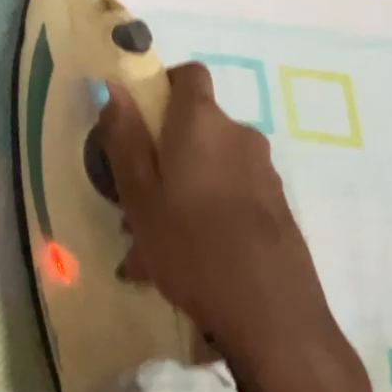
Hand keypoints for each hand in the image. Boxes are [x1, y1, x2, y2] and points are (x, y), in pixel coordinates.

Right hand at [100, 63, 370, 391]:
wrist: (273, 317)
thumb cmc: (191, 246)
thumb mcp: (139, 194)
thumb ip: (124, 136)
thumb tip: (114, 86)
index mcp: (202, 121)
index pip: (189, 73)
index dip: (163, 85)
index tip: (138, 120)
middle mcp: (238, 133)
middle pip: (196, 124)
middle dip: (165, 150)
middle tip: (136, 196)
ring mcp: (263, 171)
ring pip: (212, 163)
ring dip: (184, 186)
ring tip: (156, 239)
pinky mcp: (277, 206)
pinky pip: (232, 192)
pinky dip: (208, 210)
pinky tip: (188, 257)